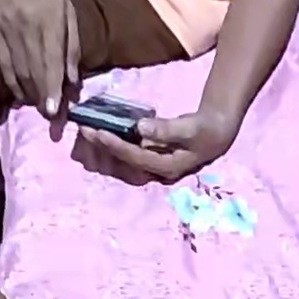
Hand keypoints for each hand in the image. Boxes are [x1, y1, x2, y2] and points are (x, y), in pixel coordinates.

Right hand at [0, 0, 78, 114]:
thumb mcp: (67, 9)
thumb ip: (71, 47)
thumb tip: (72, 81)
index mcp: (48, 24)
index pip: (50, 66)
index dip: (52, 93)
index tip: (54, 115)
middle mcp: (25, 29)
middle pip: (34, 74)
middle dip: (42, 100)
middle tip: (49, 118)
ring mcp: (5, 28)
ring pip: (18, 71)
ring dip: (28, 94)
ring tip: (36, 108)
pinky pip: (2, 62)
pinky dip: (11, 82)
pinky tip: (18, 94)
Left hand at [75, 108, 239, 183]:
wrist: (215, 135)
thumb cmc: (204, 132)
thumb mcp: (190, 130)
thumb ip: (166, 130)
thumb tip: (140, 127)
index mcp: (165, 167)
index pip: (134, 157)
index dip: (114, 145)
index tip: (96, 132)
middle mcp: (156, 171)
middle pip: (124, 161)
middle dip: (103, 147)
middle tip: (83, 129)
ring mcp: (152, 165)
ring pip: (123, 159)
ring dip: (105, 147)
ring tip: (86, 130)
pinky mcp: (150, 157)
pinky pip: (128, 153)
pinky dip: (114, 143)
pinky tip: (102, 131)